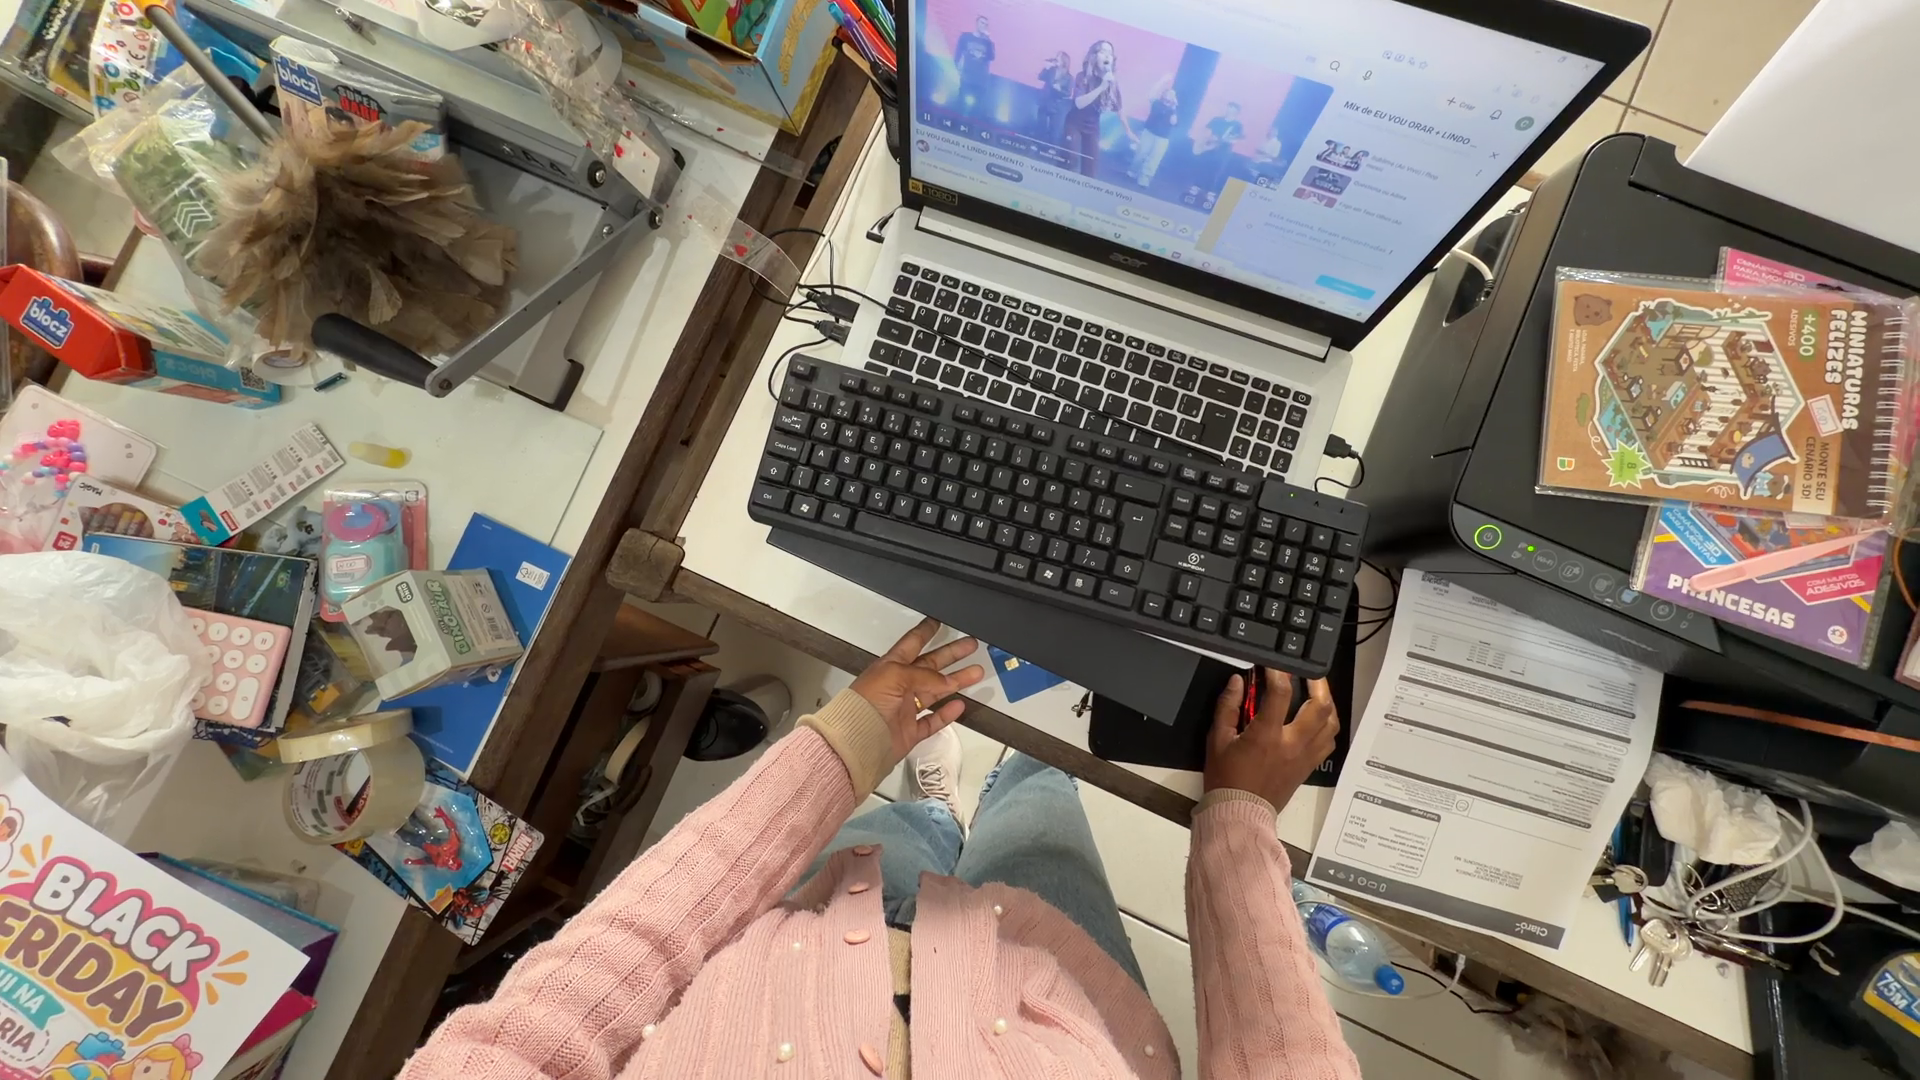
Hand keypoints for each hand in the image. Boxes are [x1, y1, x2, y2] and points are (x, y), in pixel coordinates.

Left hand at [850, 618, 986, 767]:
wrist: (856, 740)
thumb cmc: (867, 702)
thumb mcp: (895, 676)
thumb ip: (924, 675)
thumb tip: (946, 681)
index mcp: (891, 666)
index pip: (912, 643)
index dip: (925, 631)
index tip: (937, 621)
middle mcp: (899, 685)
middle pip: (931, 665)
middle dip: (951, 654)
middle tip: (971, 645)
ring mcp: (906, 709)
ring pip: (936, 692)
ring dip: (956, 681)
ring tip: (977, 672)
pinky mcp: (910, 731)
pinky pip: (932, 720)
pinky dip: (947, 713)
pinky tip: (959, 705)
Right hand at [1202, 669, 1338, 811]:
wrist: (1240, 810)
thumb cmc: (1226, 776)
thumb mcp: (1217, 738)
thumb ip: (1228, 706)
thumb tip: (1238, 682)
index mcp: (1266, 736)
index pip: (1280, 694)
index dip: (1278, 672)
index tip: (1274, 664)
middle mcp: (1292, 744)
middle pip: (1320, 707)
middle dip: (1317, 684)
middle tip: (1308, 672)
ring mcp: (1305, 756)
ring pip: (1331, 723)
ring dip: (1327, 703)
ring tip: (1317, 691)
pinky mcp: (1309, 765)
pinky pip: (1328, 741)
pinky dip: (1328, 724)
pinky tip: (1318, 717)